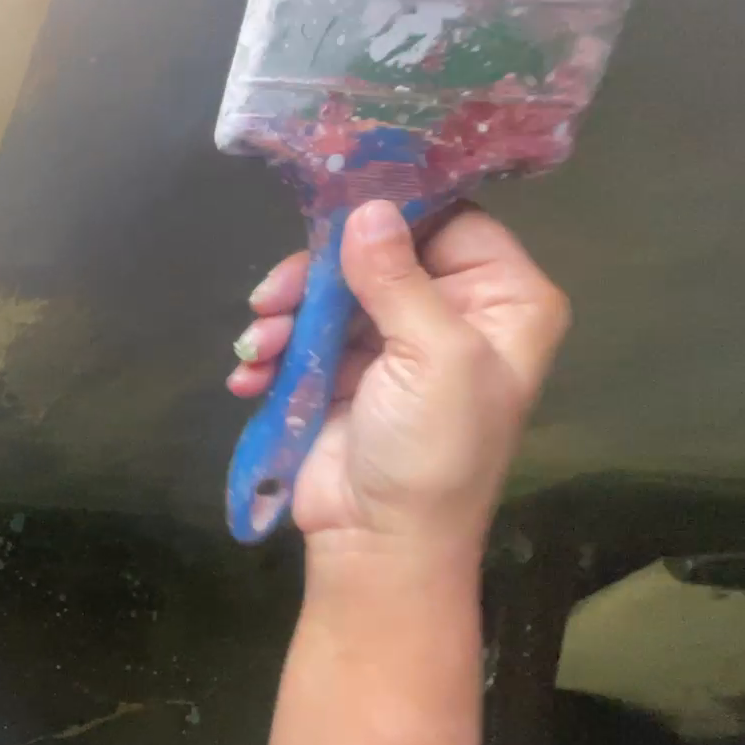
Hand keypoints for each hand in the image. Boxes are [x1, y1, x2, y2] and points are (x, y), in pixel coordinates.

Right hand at [227, 200, 568, 554]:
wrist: (378, 535)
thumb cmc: (430, 448)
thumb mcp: (431, 355)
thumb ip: (396, 280)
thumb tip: (365, 209)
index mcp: (497, 302)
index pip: (448, 226)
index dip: (391, 218)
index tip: (330, 214)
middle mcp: (444, 316)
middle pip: (370, 261)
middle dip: (313, 280)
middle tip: (269, 298)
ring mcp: (383, 349)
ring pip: (324, 302)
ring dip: (280, 322)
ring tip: (255, 349)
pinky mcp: (334, 379)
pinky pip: (297, 344)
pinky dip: (268, 355)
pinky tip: (247, 376)